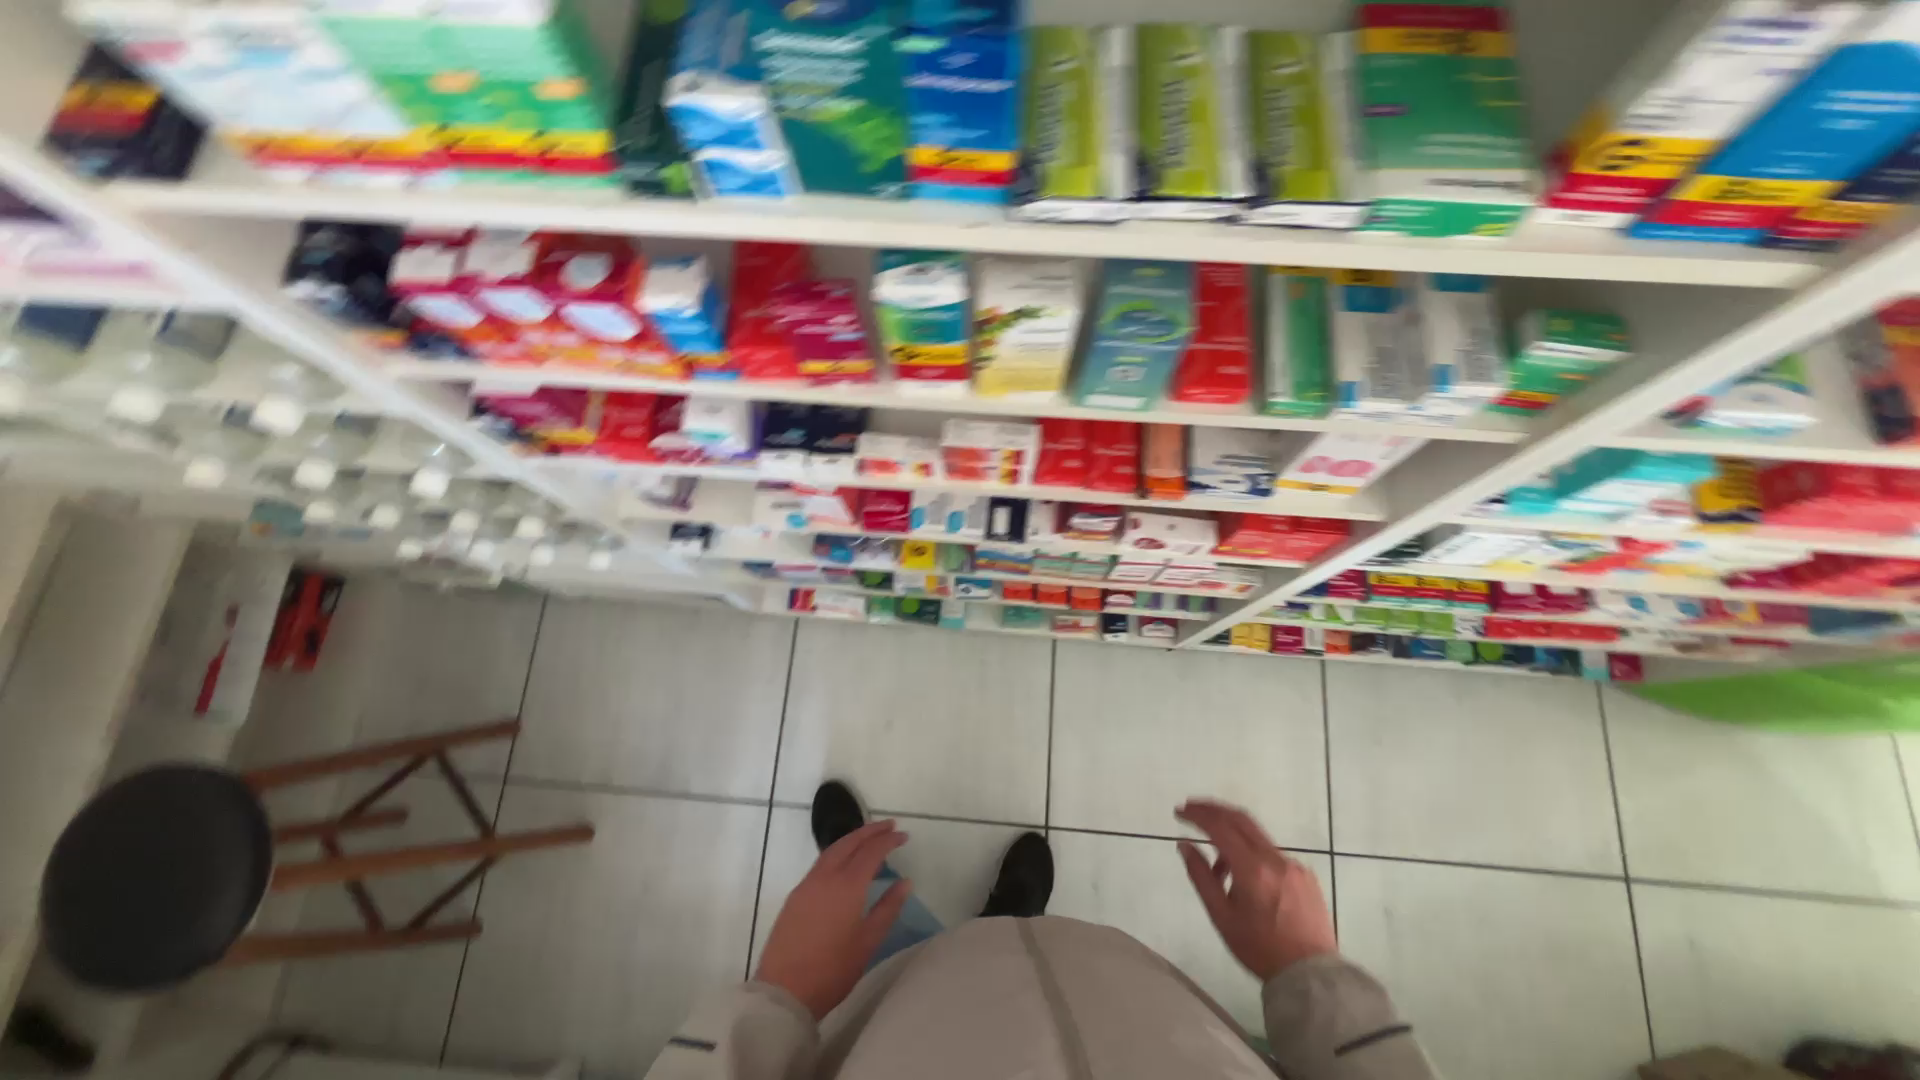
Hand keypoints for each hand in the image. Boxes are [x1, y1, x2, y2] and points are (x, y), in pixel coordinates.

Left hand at [754, 820, 910, 1019]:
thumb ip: (887, 909)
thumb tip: (905, 882)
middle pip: (849, 843)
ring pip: (832, 850)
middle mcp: (825, 877)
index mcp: (847, 886)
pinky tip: (845, 863)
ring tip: (869, 839)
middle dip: (870, 831)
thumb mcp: (868, 943)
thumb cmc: (832, 970)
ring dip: (852, 840)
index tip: (904, 835)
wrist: (783, 992)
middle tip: (889, 826)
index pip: (871, 852)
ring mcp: (806, 885)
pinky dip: (837, 853)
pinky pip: (820, 863)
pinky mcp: (795, 896)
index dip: (888, 840)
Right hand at [1176, 799, 1336, 981]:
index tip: (1179, 811)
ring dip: (1232, 837)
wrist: (1310, 975)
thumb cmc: (1259, 949)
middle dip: (1213, 810)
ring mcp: (1293, 865)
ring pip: (1256, 837)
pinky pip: (1272, 854)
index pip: (1220, 827)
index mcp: (1253, 869)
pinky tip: (1245, 880)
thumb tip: (1184, 844)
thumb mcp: (1221, 916)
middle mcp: (1275, 859)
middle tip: (1192, 808)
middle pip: (1240, 819)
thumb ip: (1201, 876)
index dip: (1197, 815)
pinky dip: (1252, 854)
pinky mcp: (1305, 875)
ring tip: (1218, 867)